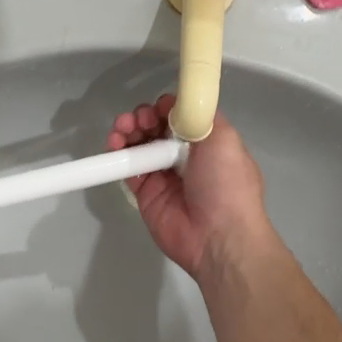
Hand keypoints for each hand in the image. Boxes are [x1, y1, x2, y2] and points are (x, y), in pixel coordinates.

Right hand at [107, 94, 274, 278]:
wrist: (219, 236)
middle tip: (138, 120)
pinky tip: (115, 145)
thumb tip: (176, 105)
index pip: (179, 116)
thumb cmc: (226, 182)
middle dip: (143, 117)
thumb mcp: (224, 139)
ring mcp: (164, 175)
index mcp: (207, 142)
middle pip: (156, 127)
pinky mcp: (145, 193)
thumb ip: (200, 116)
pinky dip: (118, 154)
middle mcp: (184, 156)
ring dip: (128, 131)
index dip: (165, 108)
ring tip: (121, 129)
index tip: (158, 108)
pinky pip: (128, 168)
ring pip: (139, 144)